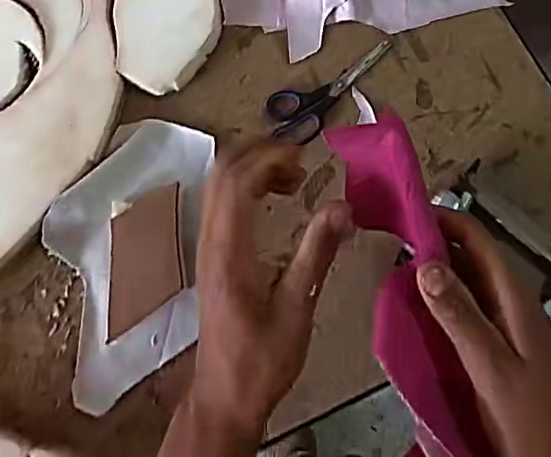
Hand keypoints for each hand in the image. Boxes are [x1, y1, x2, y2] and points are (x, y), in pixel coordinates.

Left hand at [175, 141, 353, 453]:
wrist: (223, 399)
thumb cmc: (261, 360)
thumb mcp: (297, 308)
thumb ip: (318, 252)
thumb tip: (343, 206)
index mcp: (229, 250)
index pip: (237, 181)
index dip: (269, 157)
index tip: (304, 157)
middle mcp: (211, 240)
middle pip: (222, 171)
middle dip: (261, 151)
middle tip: (300, 157)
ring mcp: (207, 244)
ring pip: (220, 181)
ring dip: (255, 165)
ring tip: (293, 174)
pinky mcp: (212, 252)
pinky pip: (223, 198)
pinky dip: (249, 182)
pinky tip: (277, 196)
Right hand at [416, 209, 550, 456]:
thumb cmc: (540, 422)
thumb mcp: (494, 369)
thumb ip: (461, 317)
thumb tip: (427, 265)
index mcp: (513, 297)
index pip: (475, 237)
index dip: (443, 220)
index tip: (407, 216)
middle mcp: (511, 304)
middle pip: (468, 260)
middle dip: (432, 251)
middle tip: (392, 251)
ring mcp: (507, 330)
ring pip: (466, 290)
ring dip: (434, 284)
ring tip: (398, 285)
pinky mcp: (501, 355)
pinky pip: (467, 321)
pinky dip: (442, 314)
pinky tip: (421, 327)